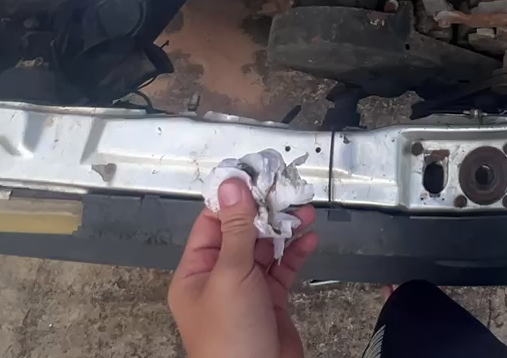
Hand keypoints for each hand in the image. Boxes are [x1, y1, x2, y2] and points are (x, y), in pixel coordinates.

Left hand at [168, 180, 319, 357]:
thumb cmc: (231, 336)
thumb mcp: (232, 274)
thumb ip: (237, 227)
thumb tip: (232, 183)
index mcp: (196, 272)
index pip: (213, 221)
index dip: (235, 196)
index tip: (258, 171)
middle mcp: (218, 277)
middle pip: (243, 230)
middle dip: (267, 210)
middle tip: (290, 188)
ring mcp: (245, 289)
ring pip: (266, 246)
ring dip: (287, 228)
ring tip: (307, 212)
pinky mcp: (270, 299)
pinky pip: (284, 266)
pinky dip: (297, 251)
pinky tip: (311, 239)